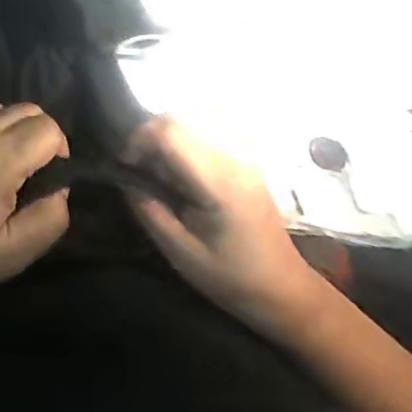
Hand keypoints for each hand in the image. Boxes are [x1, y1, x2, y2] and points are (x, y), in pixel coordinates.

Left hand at [0, 100, 70, 310]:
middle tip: (36, 173)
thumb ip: (50, 219)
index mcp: (0, 156)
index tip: (51, 180)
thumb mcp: (13, 253)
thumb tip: (61, 190)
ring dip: (18, 127)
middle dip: (43, 135)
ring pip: (5, 106)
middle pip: (30, 110)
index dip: (60, 152)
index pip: (49, 129)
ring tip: (11, 162)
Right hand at [123, 117, 322, 339]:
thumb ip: (150, 212)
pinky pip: (203, 138)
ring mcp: (241, 156)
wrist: (287, 291)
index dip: (138, 139)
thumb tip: (124, 180)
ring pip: (189, 125)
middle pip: (177, 120)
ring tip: (157, 175)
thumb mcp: (182, 254)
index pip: (169, 132)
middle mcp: (231, 158)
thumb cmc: (233, 279)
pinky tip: (180, 177)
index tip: (124, 164)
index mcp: (217, 181)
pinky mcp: (244, 161)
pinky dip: (182, 147)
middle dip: (148, 137)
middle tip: (136, 169)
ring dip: (164, 141)